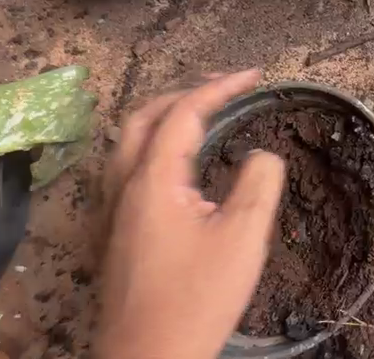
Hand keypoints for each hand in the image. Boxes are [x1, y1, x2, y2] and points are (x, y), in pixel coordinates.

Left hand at [94, 70, 284, 358]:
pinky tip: (181, 161)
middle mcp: (124, 192)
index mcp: (153, 184)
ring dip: (166, 117)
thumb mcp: (245, 235)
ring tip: (205, 112)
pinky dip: (156, 144)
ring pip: (127, 144)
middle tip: (227, 87)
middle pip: (142, 120)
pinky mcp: (114, 237)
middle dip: (186, 93)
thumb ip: (259, 180)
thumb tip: (260, 155)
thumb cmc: (197, 298)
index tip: (256, 76)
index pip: (183, 114)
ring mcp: (112, 216)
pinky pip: (128, 168)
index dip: (220, 88)